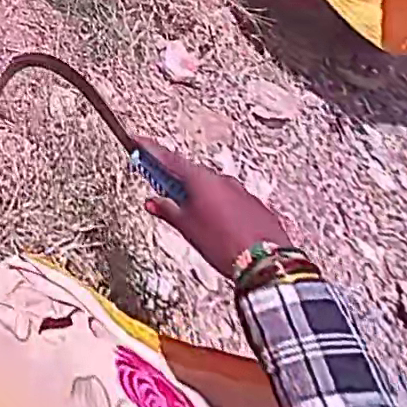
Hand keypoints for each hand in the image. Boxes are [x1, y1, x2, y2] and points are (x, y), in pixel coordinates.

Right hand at [136, 137, 290, 272]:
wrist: (268, 265)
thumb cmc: (225, 244)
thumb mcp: (187, 227)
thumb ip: (167, 210)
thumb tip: (153, 202)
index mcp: (200, 179)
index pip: (167, 158)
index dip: (150, 149)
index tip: (138, 142)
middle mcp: (221, 179)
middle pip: (190, 173)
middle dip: (175, 181)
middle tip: (163, 190)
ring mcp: (241, 191)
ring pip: (211, 188)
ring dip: (199, 196)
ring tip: (194, 218)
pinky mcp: (255, 206)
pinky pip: (230, 199)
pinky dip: (219, 206)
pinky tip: (218, 225)